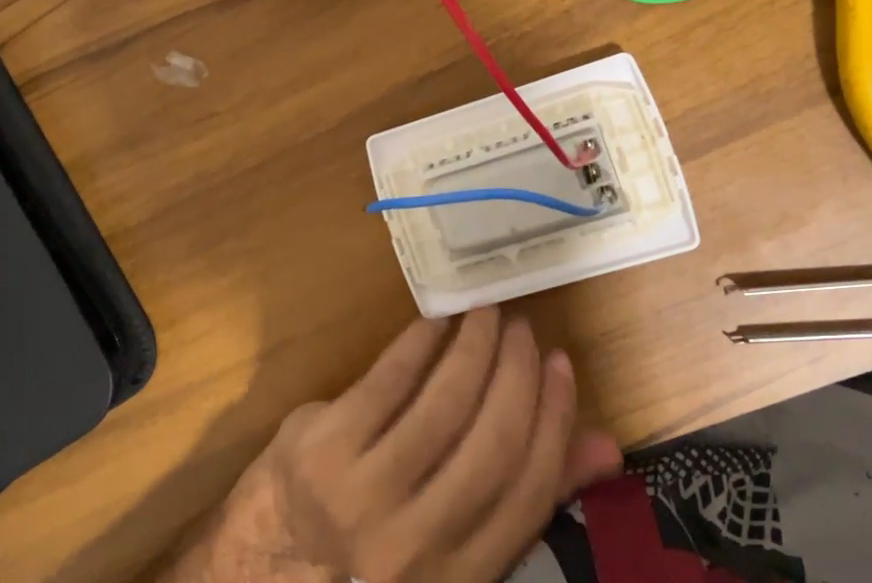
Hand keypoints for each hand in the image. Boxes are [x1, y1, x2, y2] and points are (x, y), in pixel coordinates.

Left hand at [189, 308, 619, 582]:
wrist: (266, 566)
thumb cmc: (373, 551)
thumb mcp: (454, 544)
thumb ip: (528, 499)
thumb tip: (605, 443)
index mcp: (460, 576)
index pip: (531, 488)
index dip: (556, 417)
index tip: (562, 364)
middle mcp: (417, 545)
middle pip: (493, 442)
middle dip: (517, 373)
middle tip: (524, 329)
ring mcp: (363, 496)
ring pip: (442, 407)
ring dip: (474, 349)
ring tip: (488, 315)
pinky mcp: (321, 450)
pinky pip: (386, 383)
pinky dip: (419, 344)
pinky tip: (438, 321)